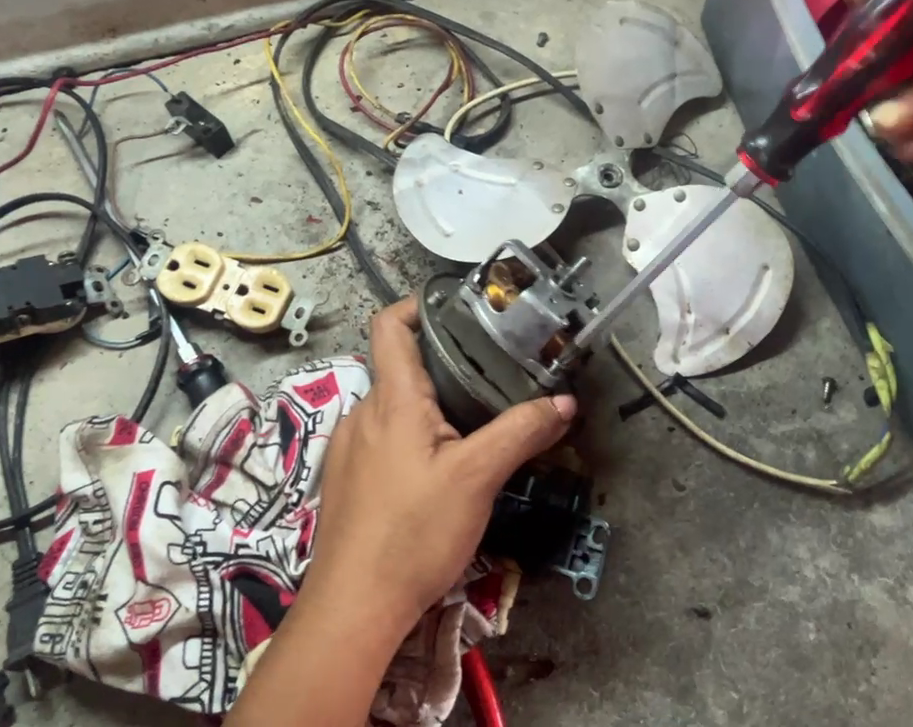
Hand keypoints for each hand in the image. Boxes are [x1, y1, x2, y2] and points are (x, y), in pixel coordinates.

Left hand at [300, 297, 576, 637]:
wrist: (354, 607)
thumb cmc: (414, 531)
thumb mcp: (479, 478)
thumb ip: (521, 433)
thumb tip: (565, 401)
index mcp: (392, 399)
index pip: (389, 325)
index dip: (416, 305)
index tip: (455, 308)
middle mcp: (363, 412)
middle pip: (400, 368)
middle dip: (444, 367)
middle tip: (492, 376)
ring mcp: (350, 449)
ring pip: (394, 408)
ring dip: (430, 408)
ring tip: (474, 426)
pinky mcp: (347, 481)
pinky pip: (383, 440)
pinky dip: (413, 438)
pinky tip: (440, 471)